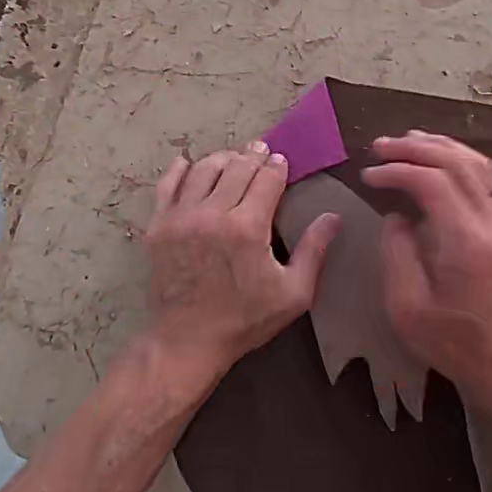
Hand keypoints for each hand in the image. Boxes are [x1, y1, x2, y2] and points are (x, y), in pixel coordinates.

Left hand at [144, 141, 338, 369]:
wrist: (187, 341)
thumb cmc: (246, 318)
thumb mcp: (295, 292)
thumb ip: (315, 250)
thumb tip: (333, 217)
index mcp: (248, 228)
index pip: (267, 180)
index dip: (277, 166)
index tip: (283, 160)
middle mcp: (213, 215)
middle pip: (236, 169)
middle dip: (253, 156)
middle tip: (262, 149)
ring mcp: (181, 219)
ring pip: (204, 170)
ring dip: (223, 158)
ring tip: (234, 157)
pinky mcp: (158, 228)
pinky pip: (167, 186)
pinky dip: (180, 170)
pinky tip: (190, 164)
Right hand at [364, 132, 491, 406]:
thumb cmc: (453, 343)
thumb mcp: (407, 308)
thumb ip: (397, 255)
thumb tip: (397, 216)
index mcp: (467, 242)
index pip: (434, 183)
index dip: (398, 171)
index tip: (369, 175)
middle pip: (459, 164)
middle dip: (418, 148)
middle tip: (382, 145)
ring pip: (480, 166)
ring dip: (444, 147)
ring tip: (410, 140)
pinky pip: (491, 180)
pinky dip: (466, 162)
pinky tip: (445, 161)